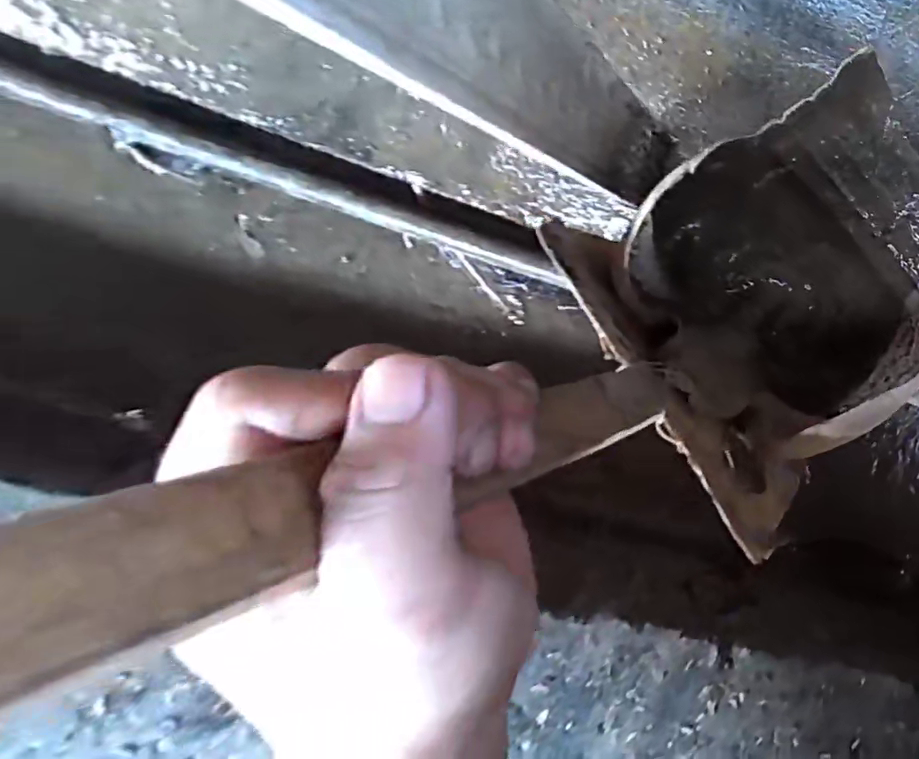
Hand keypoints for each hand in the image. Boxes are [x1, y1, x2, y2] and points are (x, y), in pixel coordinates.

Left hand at [156, 347, 541, 758]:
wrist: (454, 710)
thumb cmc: (406, 674)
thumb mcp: (399, 592)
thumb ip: (392, 490)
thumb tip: (405, 370)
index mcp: (234, 512)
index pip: (258, 400)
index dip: (344, 400)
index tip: (420, 448)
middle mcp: (296, 475)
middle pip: (364, 374)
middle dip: (445, 402)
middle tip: (483, 458)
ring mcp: (374, 461)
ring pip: (428, 373)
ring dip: (488, 402)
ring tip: (509, 456)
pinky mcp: (437, 454)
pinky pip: (475, 385)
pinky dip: (511, 399)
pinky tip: (522, 443)